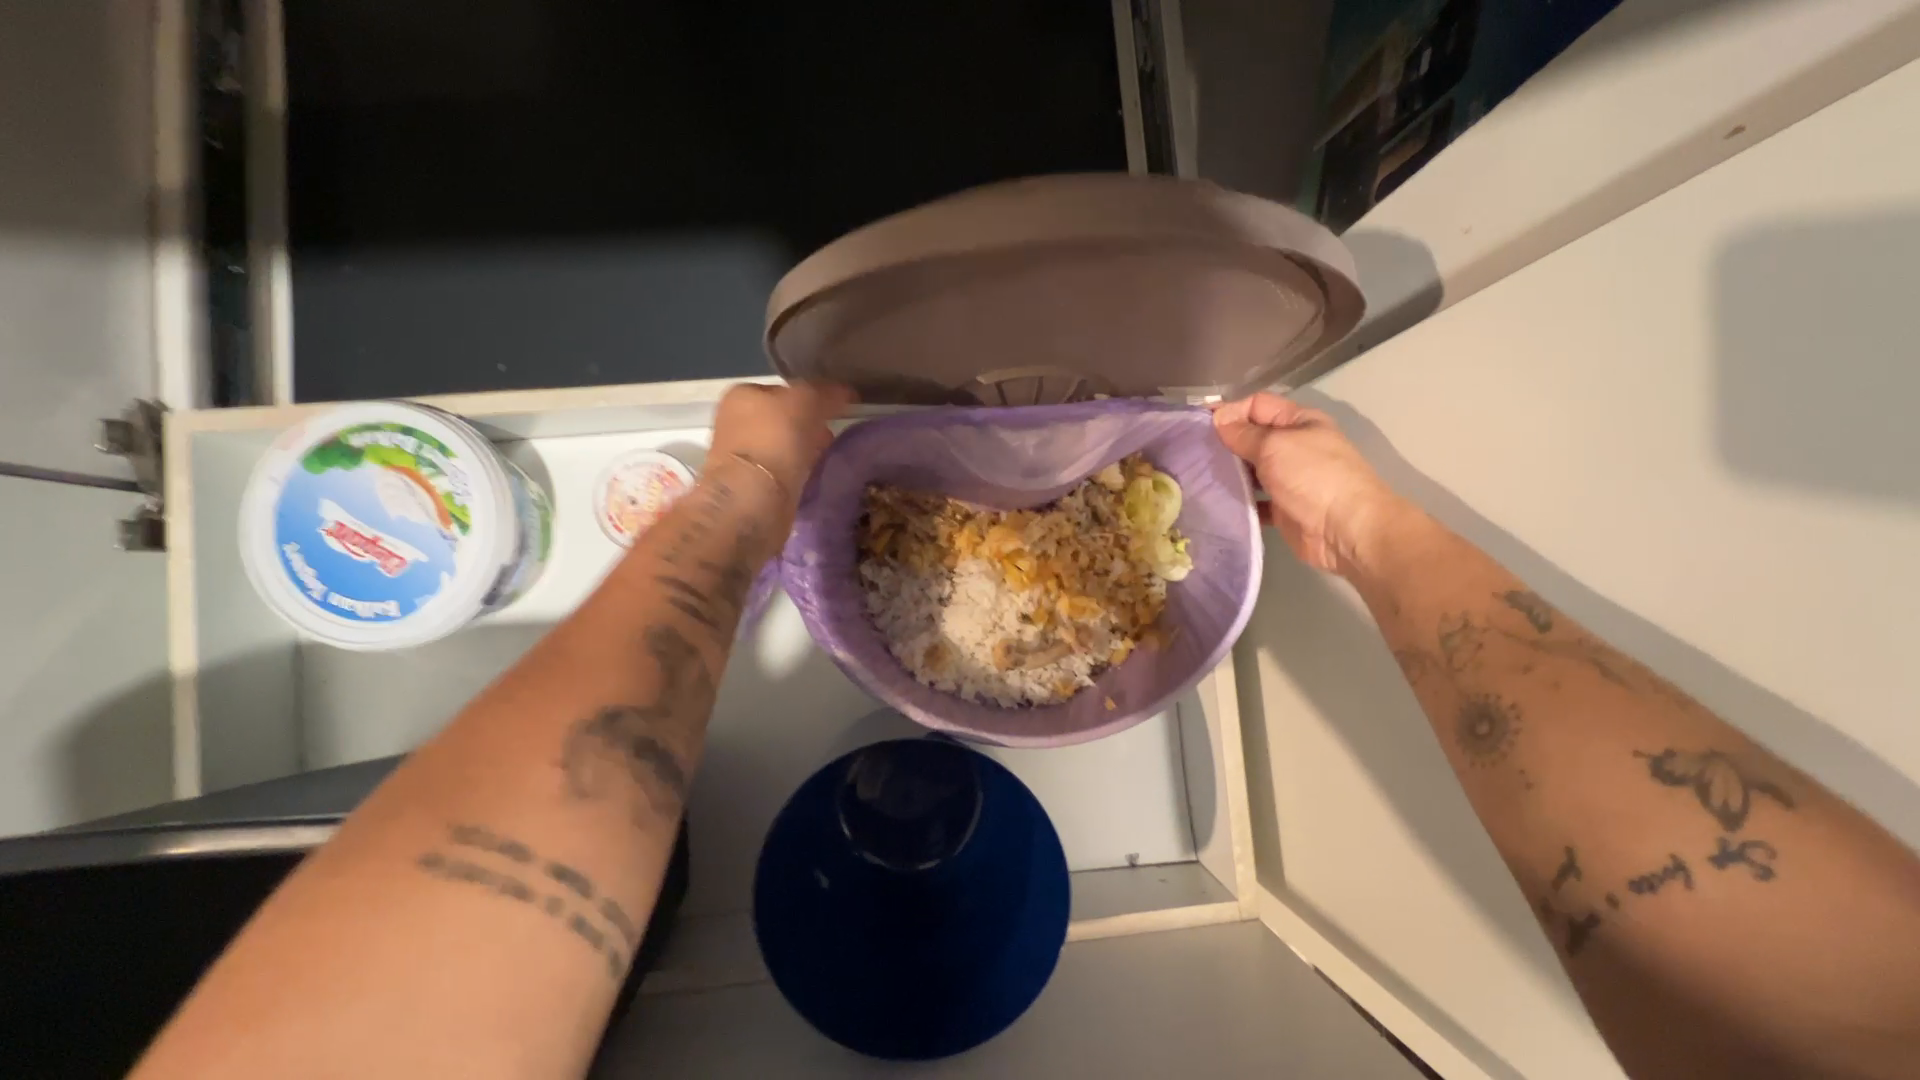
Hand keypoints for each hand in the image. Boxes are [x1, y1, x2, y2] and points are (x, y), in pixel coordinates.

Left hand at [705, 381, 853, 517]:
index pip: (783, 390)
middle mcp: (736, 422)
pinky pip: (784, 471)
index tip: (833, 410)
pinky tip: (813, 476)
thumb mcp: (804, 401)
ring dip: (805, 450)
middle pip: (782, 418)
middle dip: (808, 426)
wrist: (752, 500)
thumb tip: (844, 392)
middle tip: (832, 433)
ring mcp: (742, 456)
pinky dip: (799, 472)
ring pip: (784, 446)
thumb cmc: (774, 440)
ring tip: (827, 456)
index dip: (810, 397)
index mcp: (742, 395)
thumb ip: (824, 392)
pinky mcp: (752, 486)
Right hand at [1212, 392, 1407, 575]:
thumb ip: (1244, 433)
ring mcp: (1289, 479)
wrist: (1346, 530)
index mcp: (1299, 422)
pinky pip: (1254, 501)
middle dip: (1224, 442)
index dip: (1229, 411)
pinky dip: (1237, 501)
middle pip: (1252, 437)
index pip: (1257, 404)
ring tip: (1195, 477)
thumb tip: (1219, 420)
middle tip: (1191, 453)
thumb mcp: (1275, 445)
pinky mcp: (1282, 509)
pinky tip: (1214, 503)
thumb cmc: (1313, 477)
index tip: (1197, 425)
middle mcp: (1294, 447)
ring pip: (1250, 470)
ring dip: (1228, 473)